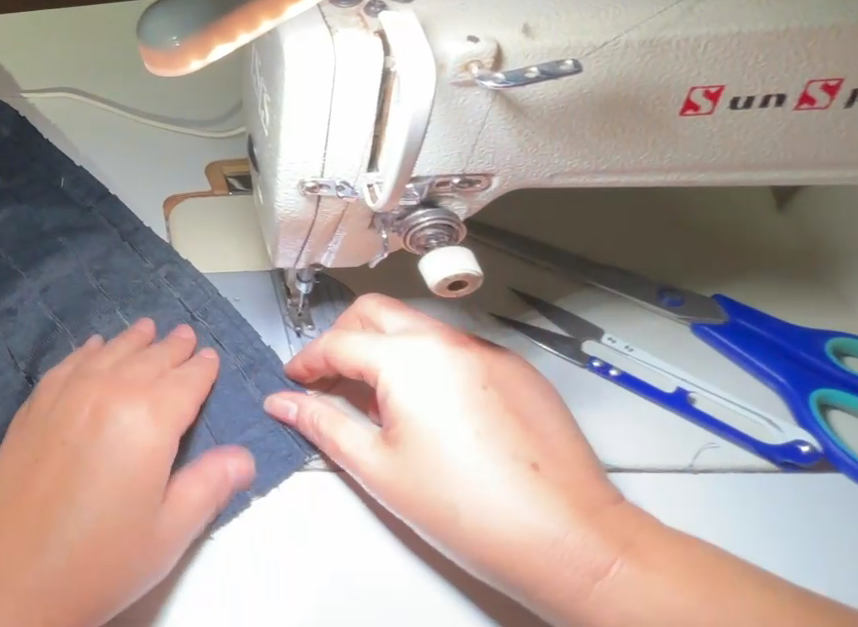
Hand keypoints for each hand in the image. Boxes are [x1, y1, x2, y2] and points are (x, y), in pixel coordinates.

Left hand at [0, 319, 255, 626]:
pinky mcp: (37, 401)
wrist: (15, 567)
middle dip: (171, 347)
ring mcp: (68, 391)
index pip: (186, 382)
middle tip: (185, 333)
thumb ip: (209, 486)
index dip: (202, 369)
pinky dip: (90, 351)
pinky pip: (71, 362)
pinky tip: (95, 346)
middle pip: (148, 360)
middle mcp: (109, 391)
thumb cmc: (102, 558)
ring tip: (147, 328)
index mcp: (150, 419)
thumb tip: (244, 457)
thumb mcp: (169, 531)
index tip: (211, 356)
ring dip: (133, 340)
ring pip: (109, 353)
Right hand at [262, 294, 645, 620]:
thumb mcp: (379, 469)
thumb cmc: (470, 512)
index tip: (295, 382)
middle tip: (331, 378)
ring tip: (382, 401)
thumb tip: (281, 403)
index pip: (338, 343)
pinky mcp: (519, 371)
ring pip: (418, 327)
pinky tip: (434, 413)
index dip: (308, 362)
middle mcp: (447, 341)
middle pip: (375, 312)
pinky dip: (429, 364)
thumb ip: (322, 424)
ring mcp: (488, 352)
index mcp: (408, 359)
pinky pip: (457, 350)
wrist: (577, 545)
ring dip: (387, 348)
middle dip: (344, 337)